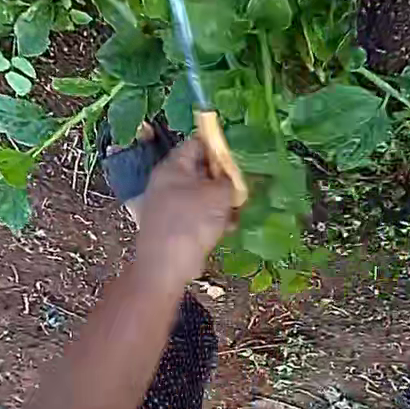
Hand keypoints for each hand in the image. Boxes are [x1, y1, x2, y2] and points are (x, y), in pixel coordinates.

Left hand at [132, 138, 236, 287]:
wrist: (167, 264)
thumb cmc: (191, 222)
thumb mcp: (218, 195)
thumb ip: (229, 180)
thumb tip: (233, 179)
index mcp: (173, 168)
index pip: (196, 144)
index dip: (218, 146)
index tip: (238, 157)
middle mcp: (168, 183)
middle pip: (200, 171)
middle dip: (223, 178)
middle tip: (243, 185)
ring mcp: (170, 205)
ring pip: (203, 195)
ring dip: (222, 201)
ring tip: (238, 208)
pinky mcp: (176, 226)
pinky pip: (199, 214)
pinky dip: (214, 218)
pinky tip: (229, 226)